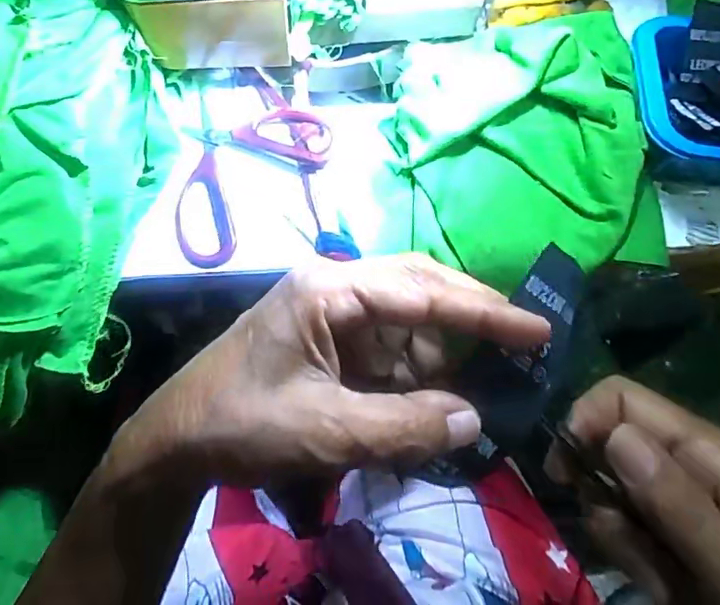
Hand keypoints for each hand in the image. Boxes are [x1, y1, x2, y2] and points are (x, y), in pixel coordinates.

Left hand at [115, 253, 550, 486]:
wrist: (180, 434)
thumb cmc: (246, 423)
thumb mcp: (328, 430)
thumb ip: (405, 424)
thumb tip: (475, 416)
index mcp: (328, 289)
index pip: (420, 291)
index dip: (483, 311)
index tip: (539, 328)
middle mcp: (331, 286)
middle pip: (415, 287)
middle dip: (469, 315)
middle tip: (527, 344)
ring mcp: (327, 309)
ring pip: (404, 318)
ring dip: (444, 350)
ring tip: (490, 380)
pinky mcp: (324, 336)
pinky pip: (384, 344)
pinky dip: (416, 369)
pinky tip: (440, 394)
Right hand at [552, 377, 719, 604]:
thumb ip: (683, 510)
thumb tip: (613, 432)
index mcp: (716, 454)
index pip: (619, 397)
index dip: (584, 424)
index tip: (569, 478)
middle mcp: (696, 465)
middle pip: (608, 444)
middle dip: (604, 497)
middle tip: (639, 556)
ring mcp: (690, 503)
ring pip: (612, 490)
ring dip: (621, 538)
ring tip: (668, 587)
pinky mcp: (684, 537)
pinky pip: (630, 526)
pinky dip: (635, 558)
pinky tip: (669, 590)